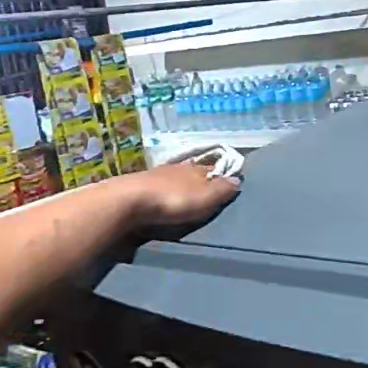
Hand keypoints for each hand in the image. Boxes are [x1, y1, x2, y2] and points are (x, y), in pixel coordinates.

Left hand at [117, 159, 241, 228]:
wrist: (130, 200)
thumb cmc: (173, 200)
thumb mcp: (204, 197)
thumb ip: (221, 189)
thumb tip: (237, 179)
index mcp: (196, 168)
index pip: (215, 168)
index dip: (223, 174)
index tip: (230, 182)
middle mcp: (178, 167)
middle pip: (195, 172)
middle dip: (203, 180)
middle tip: (210, 192)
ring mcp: (159, 175)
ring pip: (177, 179)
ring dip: (184, 186)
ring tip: (190, 197)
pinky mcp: (142, 187)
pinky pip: (162, 188)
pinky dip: (168, 193)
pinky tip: (167, 199)